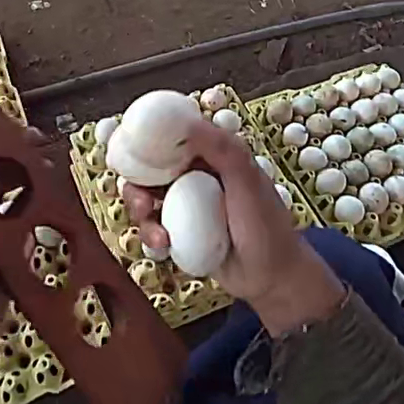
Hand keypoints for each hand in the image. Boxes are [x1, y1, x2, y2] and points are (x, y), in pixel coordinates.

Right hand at [123, 117, 343, 336]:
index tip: (132, 151)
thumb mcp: (246, 180)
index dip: (149, 139)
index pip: (174, 137)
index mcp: (212, 156)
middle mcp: (195, 175)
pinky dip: (150, 232)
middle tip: (142, 201)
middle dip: (137, 182)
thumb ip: (221, 149)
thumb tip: (187, 122)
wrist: (271, 280)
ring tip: (155, 230)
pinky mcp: (178, 230)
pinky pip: (151, 224)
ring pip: (146, 196)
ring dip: (140, 210)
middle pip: (151, 167)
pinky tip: (163, 244)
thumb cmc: (265, 225)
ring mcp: (184, 204)